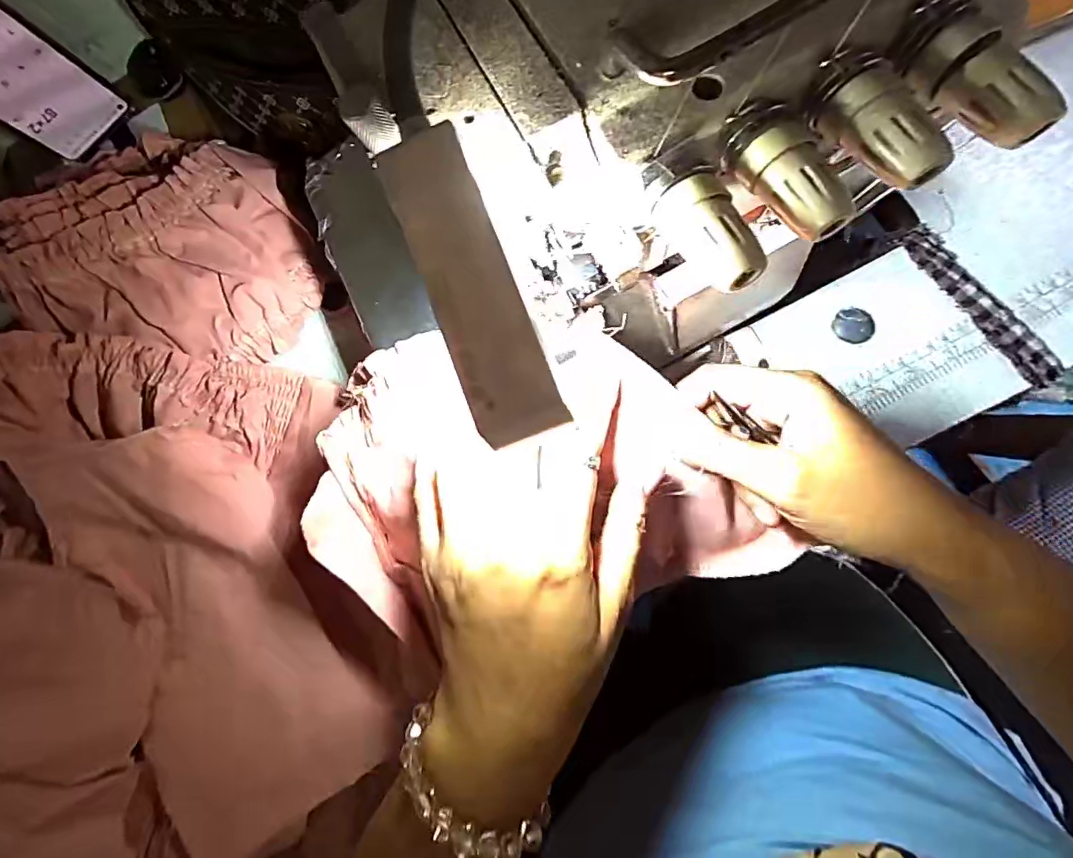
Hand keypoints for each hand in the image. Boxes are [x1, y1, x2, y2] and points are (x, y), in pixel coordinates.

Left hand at [413, 402, 647, 825]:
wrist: (496, 722)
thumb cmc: (569, 667)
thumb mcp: (614, 606)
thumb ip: (626, 527)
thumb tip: (642, 464)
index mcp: (554, 553)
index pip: (575, 455)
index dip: (590, 406)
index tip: (601, 370)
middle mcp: (498, 537)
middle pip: (515, 440)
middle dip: (534, 386)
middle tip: (545, 350)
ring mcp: (455, 541)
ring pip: (467, 450)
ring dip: (487, 404)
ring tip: (504, 367)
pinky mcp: (430, 550)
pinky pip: (432, 481)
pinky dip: (447, 441)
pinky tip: (463, 417)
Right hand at [674, 365, 958, 564]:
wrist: (920, 532)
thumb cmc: (865, 502)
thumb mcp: (782, 479)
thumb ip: (721, 451)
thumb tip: (675, 430)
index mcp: (790, 389)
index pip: (713, 379)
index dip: (687, 410)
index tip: (676, 445)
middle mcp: (793, 396)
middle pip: (725, 414)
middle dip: (728, 459)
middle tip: (749, 491)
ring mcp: (800, 420)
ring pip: (741, 443)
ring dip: (749, 480)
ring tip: (776, 508)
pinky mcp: (805, 443)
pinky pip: (763, 457)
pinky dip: (765, 486)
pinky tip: (786, 509)